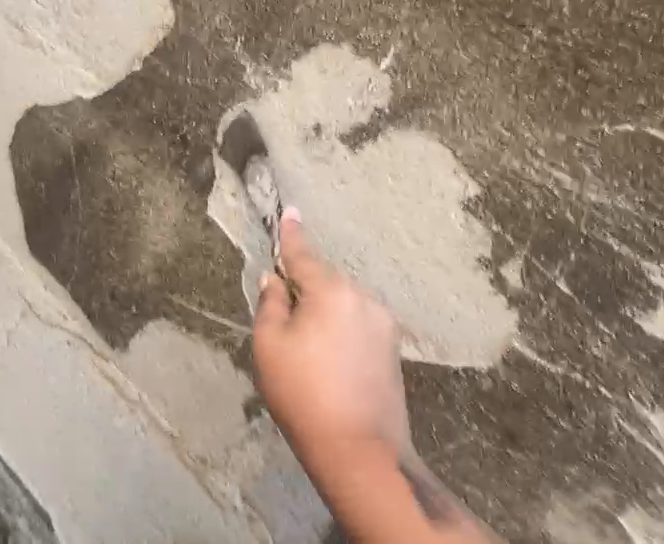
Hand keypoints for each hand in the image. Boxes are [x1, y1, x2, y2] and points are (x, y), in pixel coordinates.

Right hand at [252, 208, 410, 456]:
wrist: (361, 451)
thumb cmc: (304, 393)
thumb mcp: (270, 345)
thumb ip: (270, 304)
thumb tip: (275, 281)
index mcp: (331, 291)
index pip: (303, 254)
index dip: (291, 234)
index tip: (291, 211)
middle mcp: (363, 298)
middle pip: (324, 280)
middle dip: (304, 288)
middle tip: (284, 318)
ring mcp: (383, 324)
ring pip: (342, 302)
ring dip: (324, 311)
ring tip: (307, 347)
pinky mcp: (393, 348)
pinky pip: (358, 322)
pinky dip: (340, 328)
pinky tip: (329, 358)